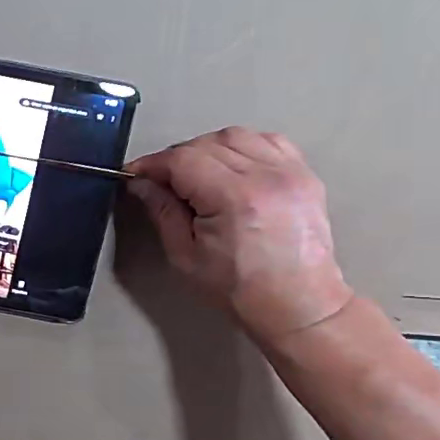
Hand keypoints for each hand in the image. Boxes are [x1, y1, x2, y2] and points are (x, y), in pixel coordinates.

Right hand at [126, 127, 352, 342]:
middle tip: (161, 182)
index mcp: (234, 198)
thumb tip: (140, 183)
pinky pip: (267, 141)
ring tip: (196, 174)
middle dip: (175, 158)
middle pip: (206, 144)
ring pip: (235, 136)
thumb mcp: (184, 255)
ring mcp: (291, 172)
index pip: (182, 160)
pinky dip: (241, 146)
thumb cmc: (236, 288)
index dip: (152, 164)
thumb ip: (162, 211)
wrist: (298, 304)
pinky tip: (229, 167)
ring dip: (207, 148)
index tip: (134, 174)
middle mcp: (266, 176)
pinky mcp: (305, 175)